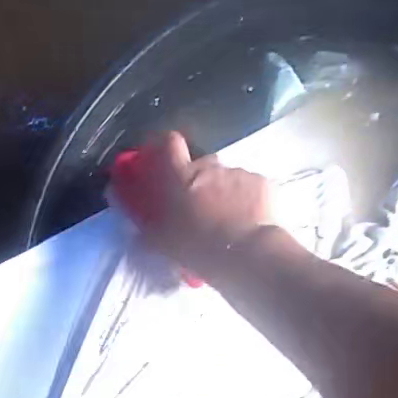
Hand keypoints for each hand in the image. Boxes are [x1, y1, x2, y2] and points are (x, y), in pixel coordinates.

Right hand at [109, 131, 277, 276]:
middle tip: (195, 207)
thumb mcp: (160, 241)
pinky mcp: (261, 183)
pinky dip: (243, 199)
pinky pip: (247, 186)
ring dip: (220, 193)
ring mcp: (238, 173)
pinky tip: (242, 220)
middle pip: (200, 165)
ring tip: (222, 220)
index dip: (164, 146)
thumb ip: (147, 222)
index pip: (169, 144)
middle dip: (196, 181)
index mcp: (182, 178)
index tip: (162, 158)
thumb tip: (136, 214)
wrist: (245, 253)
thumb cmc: (196, 247)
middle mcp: (210, 168)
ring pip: (225, 177)